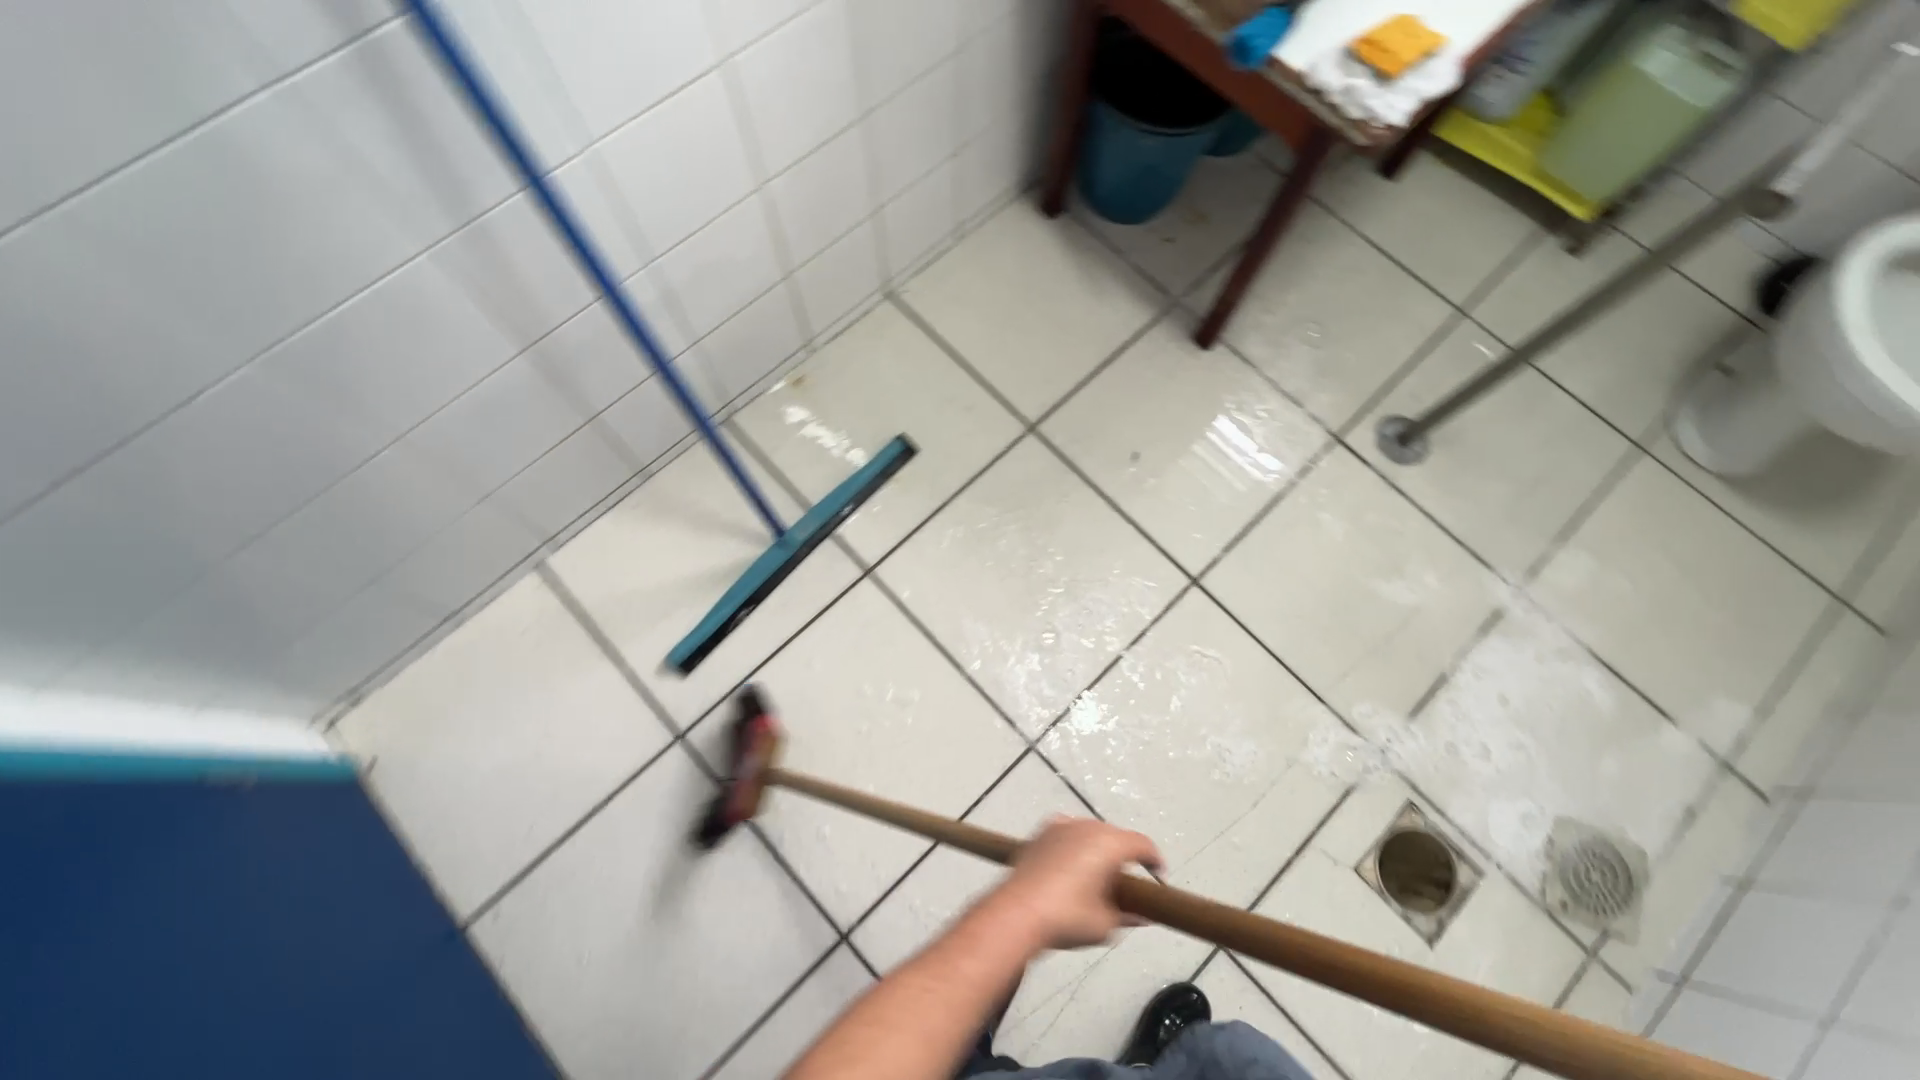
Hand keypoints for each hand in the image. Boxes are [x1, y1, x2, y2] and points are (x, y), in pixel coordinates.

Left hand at [988, 817, 1162, 949]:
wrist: (1017, 912)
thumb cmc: (1067, 918)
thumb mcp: (1106, 924)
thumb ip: (1128, 915)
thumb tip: (1141, 916)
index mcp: (1110, 844)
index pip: (1142, 844)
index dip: (1154, 859)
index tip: (1158, 875)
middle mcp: (1087, 827)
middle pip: (1115, 836)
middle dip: (1124, 855)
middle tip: (1127, 882)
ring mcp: (1061, 826)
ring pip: (1090, 832)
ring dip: (1098, 848)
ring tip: (1098, 874)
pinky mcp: (1040, 833)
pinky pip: (1067, 832)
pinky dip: (1075, 844)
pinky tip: (1072, 863)